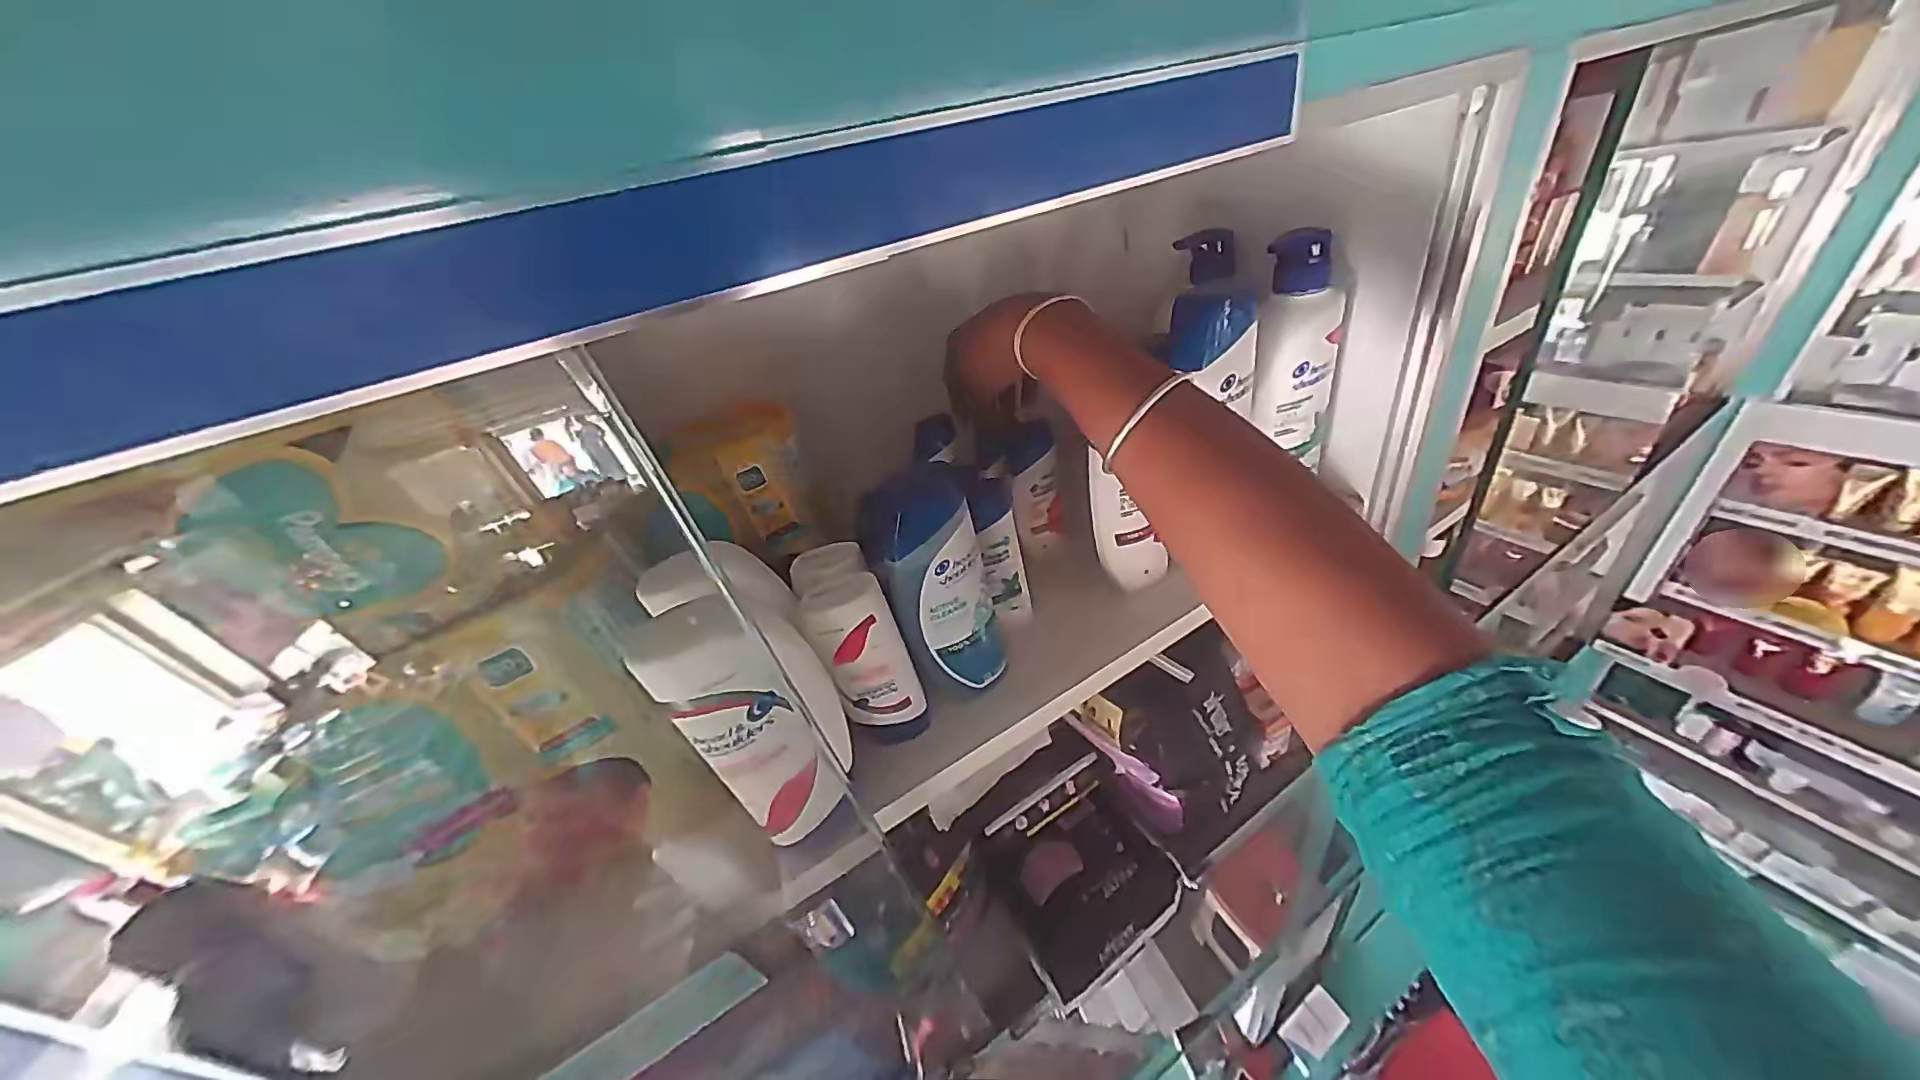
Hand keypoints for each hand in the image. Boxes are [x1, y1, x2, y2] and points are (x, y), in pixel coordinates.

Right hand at [944, 293, 1062, 426]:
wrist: (1032, 328)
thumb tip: (988, 430)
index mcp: (954, 346)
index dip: (965, 409)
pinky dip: (1024, 375)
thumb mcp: (982, 399)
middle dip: (989, 397)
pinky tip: (1034, 393)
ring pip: (1001, 363)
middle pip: (978, 371)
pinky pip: (1021, 354)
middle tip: (1000, 417)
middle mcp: (972, 330)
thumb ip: (981, 417)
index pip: (954, 384)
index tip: (976, 425)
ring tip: (1021, 409)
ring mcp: (1001, 322)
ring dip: (1008, 388)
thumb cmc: (995, 365)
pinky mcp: (1028, 321)